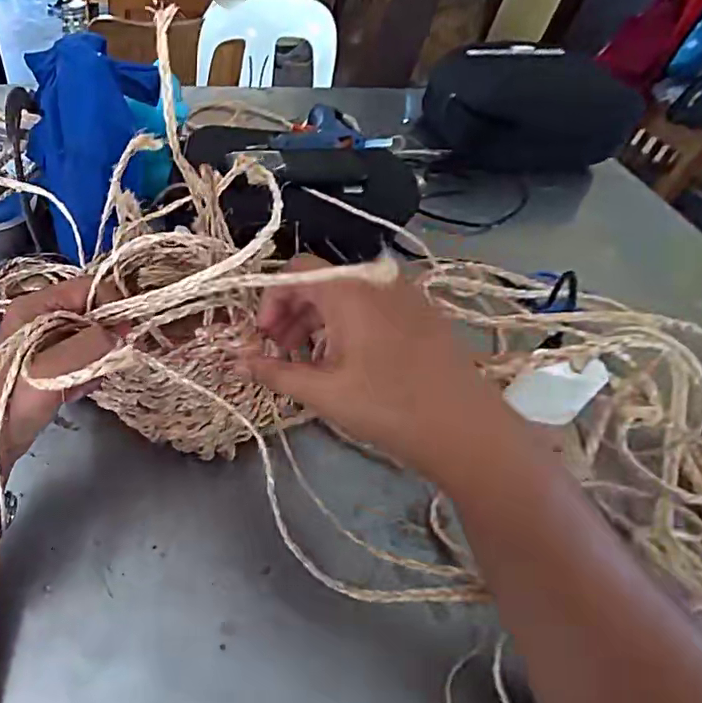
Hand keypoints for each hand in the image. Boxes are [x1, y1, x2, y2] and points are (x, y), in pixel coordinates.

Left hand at [0, 276, 116, 476]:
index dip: (113, 304)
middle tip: (110, 360)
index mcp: (36, 305)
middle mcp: (42, 315)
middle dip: (107, 336)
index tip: (130, 330)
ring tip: (83, 382)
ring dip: (97, 359)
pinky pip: (84, 357)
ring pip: (92, 336)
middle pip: (92, 311)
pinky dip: (88, 372)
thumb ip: (92, 343)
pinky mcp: (53, 361)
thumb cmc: (16, 399)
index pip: (87, 287)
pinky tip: (75, 391)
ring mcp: (47, 339)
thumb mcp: (54, 367)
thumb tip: (123, 331)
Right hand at [241, 257, 508, 478]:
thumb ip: (274, 373)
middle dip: (290, 314)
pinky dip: (345, 325)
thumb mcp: (322, 392)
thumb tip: (236, 364)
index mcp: (350, 289)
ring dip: (316, 322)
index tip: (263, 339)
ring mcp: (404, 295)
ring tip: (308, 363)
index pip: (294, 272)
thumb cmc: (387, 407)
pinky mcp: (421, 313)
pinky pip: (370, 306)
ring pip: (345, 295)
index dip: (270, 302)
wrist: (465, 430)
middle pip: (319, 282)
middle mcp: (377, 280)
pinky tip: (344, 362)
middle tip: (279, 355)